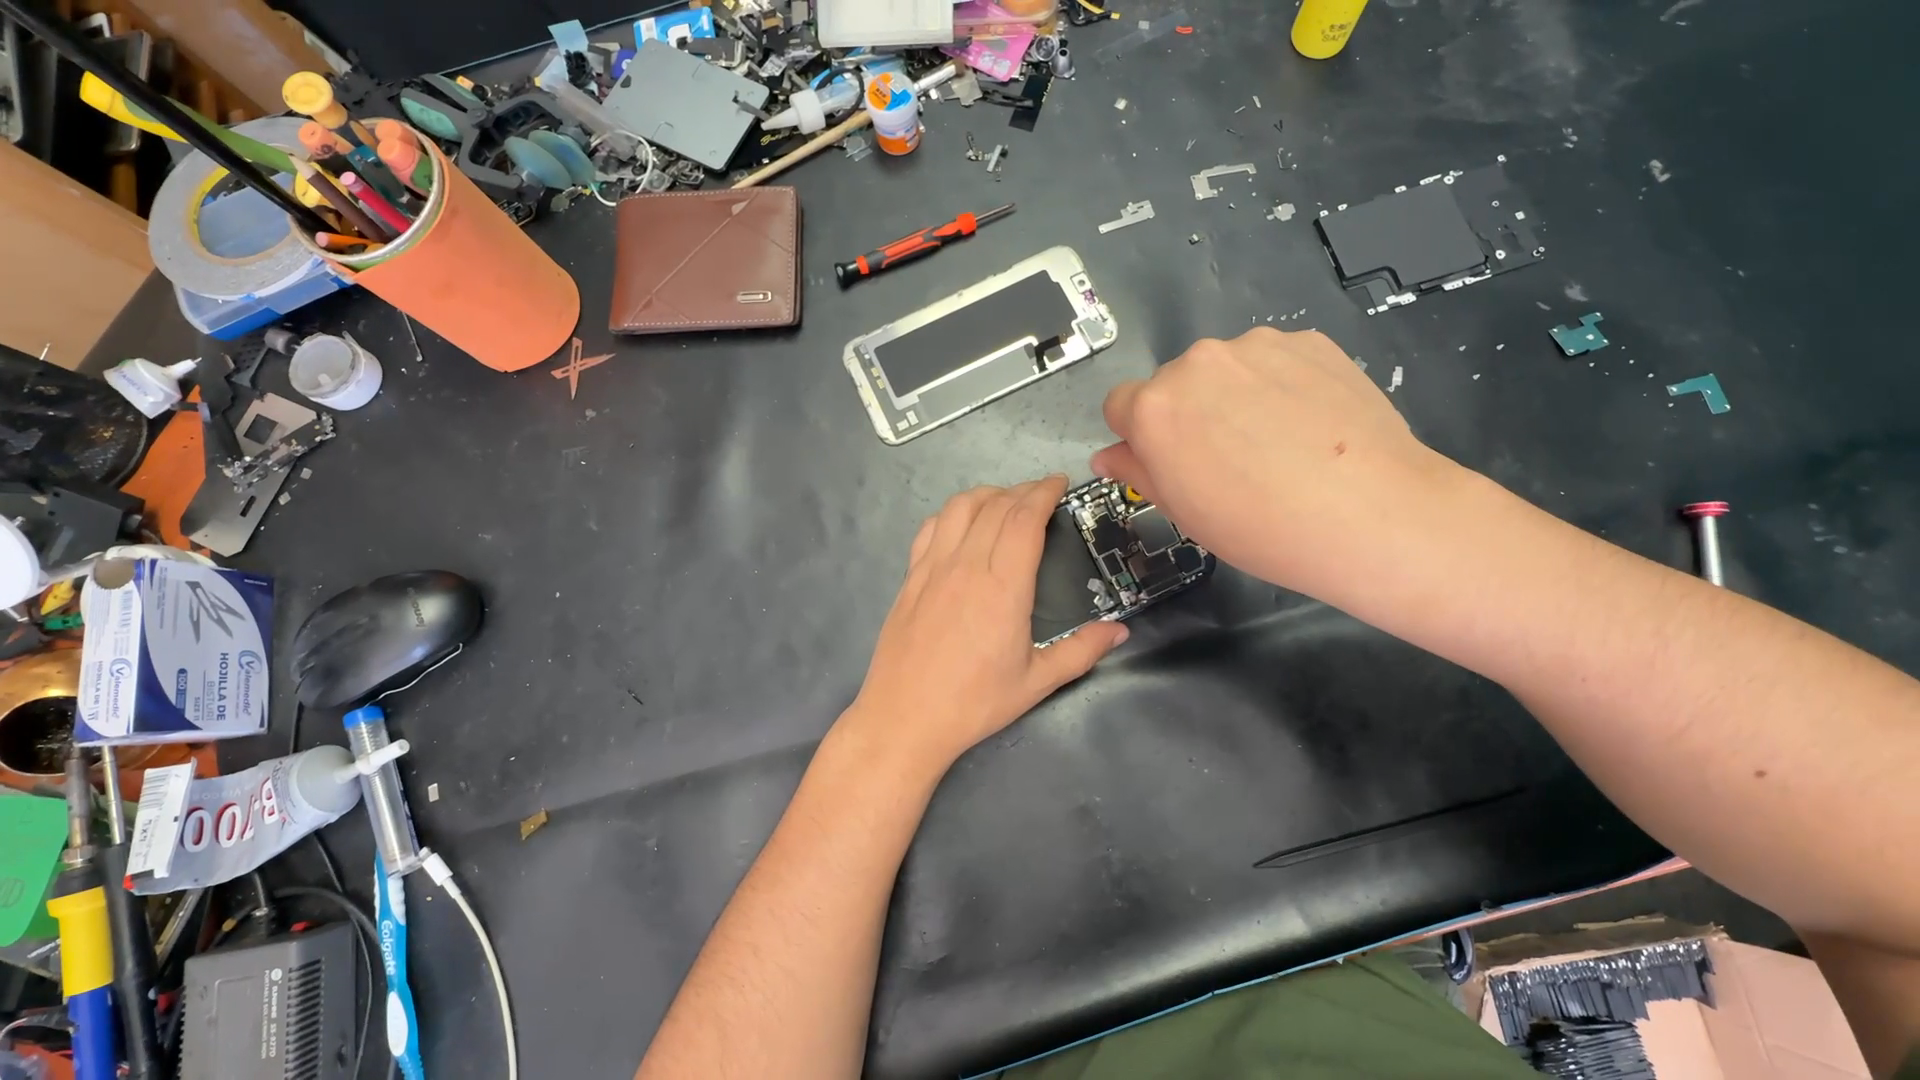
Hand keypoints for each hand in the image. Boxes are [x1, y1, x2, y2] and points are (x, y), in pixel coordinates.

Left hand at [840, 477, 1128, 773]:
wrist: (904, 718)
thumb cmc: (974, 703)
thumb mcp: (1037, 682)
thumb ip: (1081, 651)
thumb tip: (1120, 631)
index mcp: (1002, 586)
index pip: (1024, 519)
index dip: (1043, 492)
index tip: (1059, 483)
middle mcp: (966, 565)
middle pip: (995, 505)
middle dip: (1022, 490)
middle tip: (1042, 493)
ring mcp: (932, 568)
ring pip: (958, 508)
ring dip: (987, 494)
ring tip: (1005, 501)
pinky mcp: (910, 578)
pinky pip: (930, 528)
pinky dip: (951, 514)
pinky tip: (962, 524)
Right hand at [1092, 328, 1468, 602]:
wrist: (1369, 513)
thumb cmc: (1261, 528)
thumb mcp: (1185, 511)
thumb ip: (1139, 472)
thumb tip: (1108, 454)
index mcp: (1154, 408)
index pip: (1120, 405)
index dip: (1141, 436)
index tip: (1172, 461)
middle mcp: (1196, 364)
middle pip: (1174, 383)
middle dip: (1189, 412)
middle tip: (1229, 459)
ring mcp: (1256, 346)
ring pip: (1226, 368)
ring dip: (1235, 394)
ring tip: (1278, 441)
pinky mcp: (1308, 341)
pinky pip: (1276, 360)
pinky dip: (1282, 384)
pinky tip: (1310, 425)